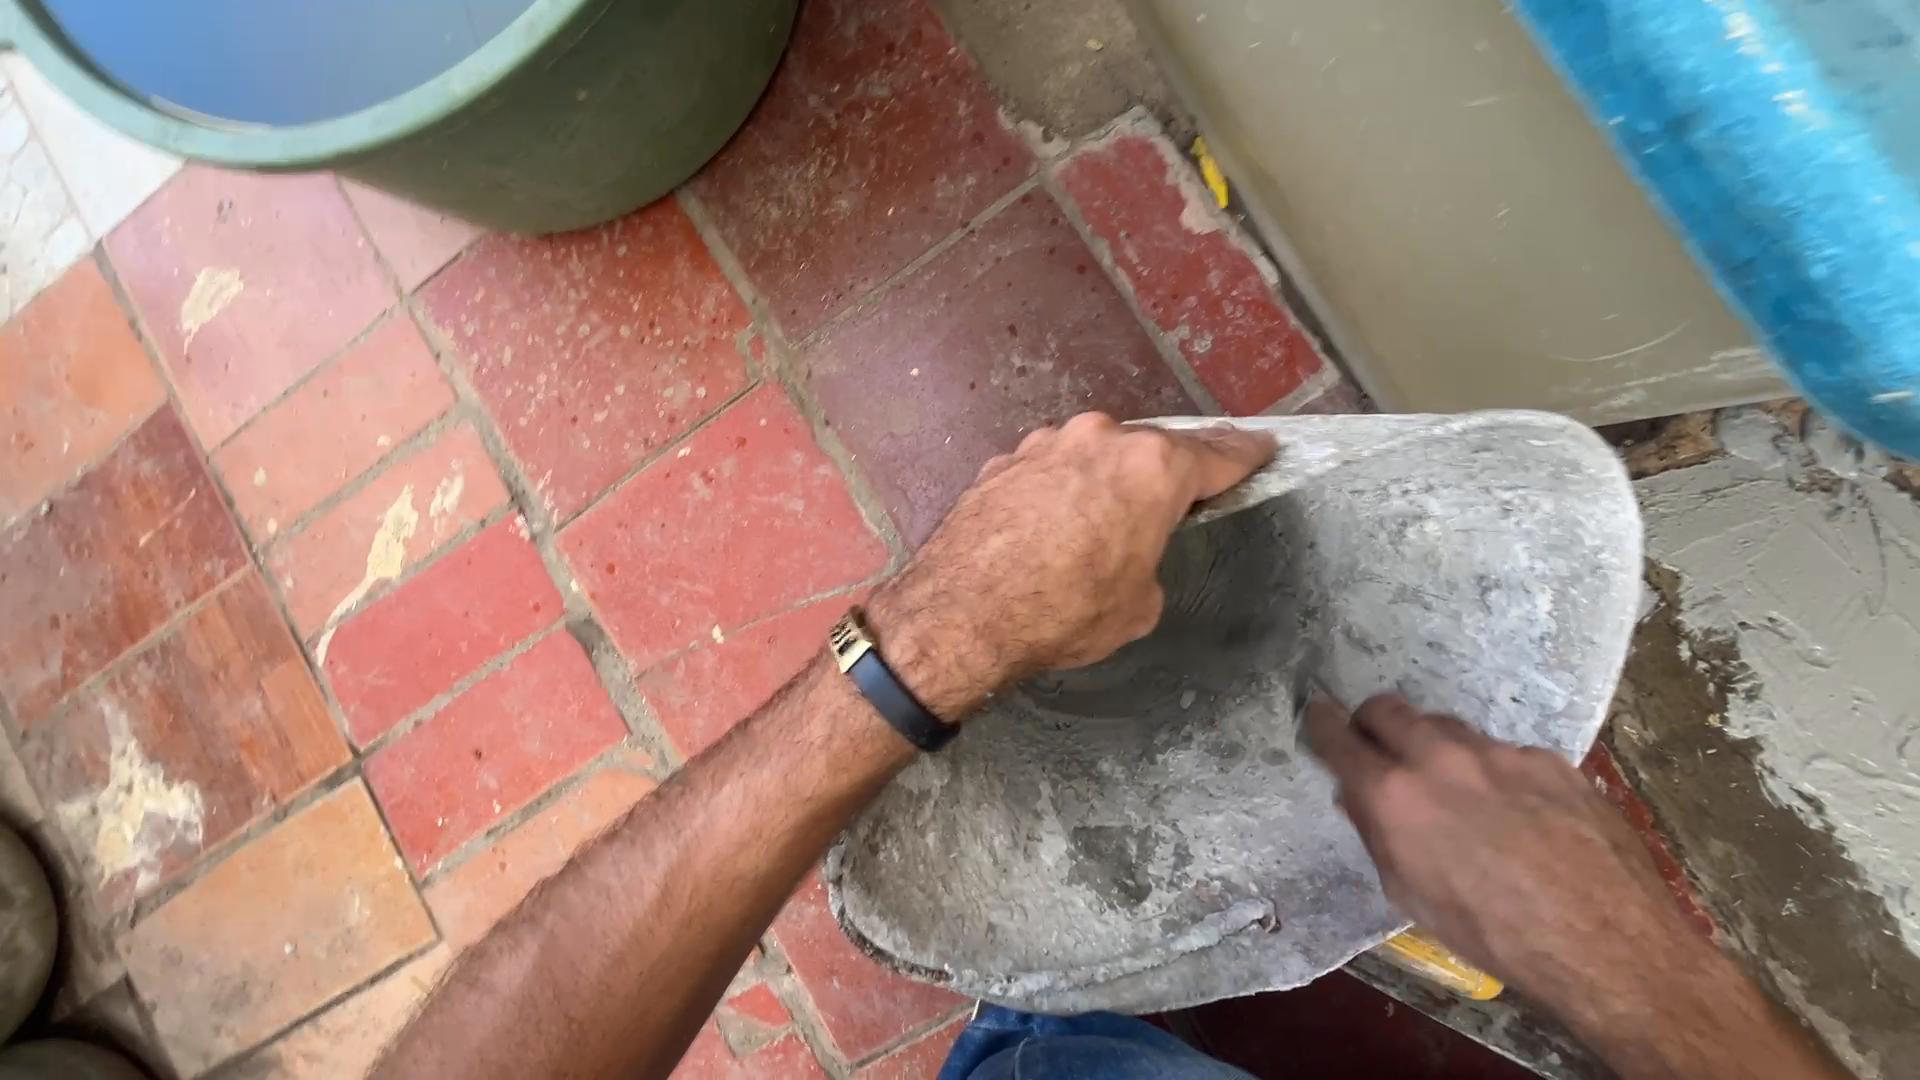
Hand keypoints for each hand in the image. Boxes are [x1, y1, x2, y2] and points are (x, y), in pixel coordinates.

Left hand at [867, 412, 1274, 718]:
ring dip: (1105, 481)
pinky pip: (1049, 470)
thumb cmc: (1062, 612)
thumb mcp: (1138, 606)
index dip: (1245, 456)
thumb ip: (1148, 563)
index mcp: (1151, 468)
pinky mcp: (1003, 462)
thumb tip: (1128, 558)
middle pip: (1151, 450)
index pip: (1216, 456)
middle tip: (1182, 491)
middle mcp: (1100, 441)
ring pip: (1094, 456)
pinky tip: (1049, 526)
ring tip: (1101, 522)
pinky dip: (1059, 490)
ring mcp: (1045, 445)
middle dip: (1167, 472)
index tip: (1261, 448)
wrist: (960, 614)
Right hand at [1305, 695, 1701, 1015]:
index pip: (1337, 736)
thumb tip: (1357, 796)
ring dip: (1432, 744)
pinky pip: (1503, 751)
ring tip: (1453, 784)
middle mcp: (1438, 759)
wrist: (1612, 949)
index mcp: (1394, 795)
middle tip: (1380, 746)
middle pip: (1386, 708)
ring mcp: (1498, 754)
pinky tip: (1517, 809)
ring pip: (1444, 725)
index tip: (1318, 715)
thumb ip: (1376, 833)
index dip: (1321, 722)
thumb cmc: (1493, 933)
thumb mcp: (1409, 892)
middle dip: (1372, 721)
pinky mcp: (1548, 760)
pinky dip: (1492, 770)